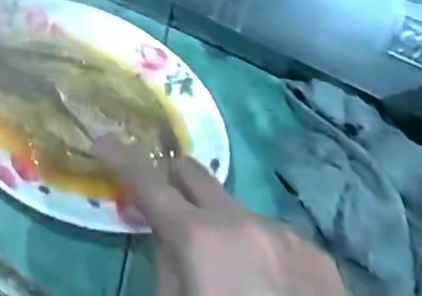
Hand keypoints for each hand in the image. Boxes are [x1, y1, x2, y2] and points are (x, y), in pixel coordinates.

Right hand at [95, 136, 346, 295]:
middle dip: (175, 183)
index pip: (146, 180)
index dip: (120, 157)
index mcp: (198, 236)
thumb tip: (165, 230)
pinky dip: (261, 250)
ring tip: (231, 270)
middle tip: (168, 206)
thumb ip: (166, 261)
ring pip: (235, 208)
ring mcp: (284, 234)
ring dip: (222, 225)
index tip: (102, 139)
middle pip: (194, 173)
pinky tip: (269, 287)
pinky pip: (275, 236)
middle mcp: (241, 220)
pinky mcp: (319, 257)